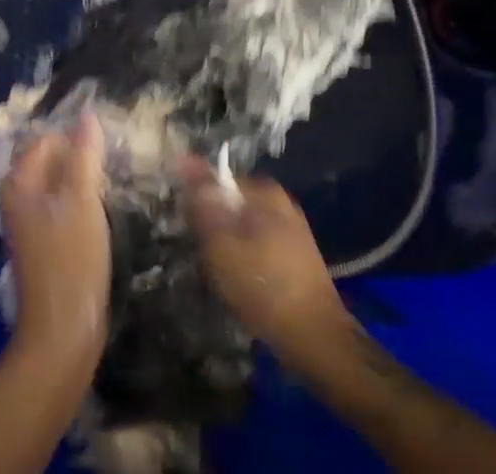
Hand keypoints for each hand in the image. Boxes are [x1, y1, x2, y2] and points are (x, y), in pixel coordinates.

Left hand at [0, 113, 110, 356]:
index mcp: (17, 182)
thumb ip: (84, 155)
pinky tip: (101, 211)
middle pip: (48, 161)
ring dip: (81, 181)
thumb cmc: (71, 259)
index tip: (110, 145)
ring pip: (56, 186)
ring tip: (112, 183)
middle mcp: (15, 197)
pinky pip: (60, 208)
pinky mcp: (42, 243)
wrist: (62, 329)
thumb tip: (87, 113)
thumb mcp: (82, 200)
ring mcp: (27, 222)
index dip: (76, 137)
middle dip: (78, 157)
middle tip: (114, 164)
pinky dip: (79, 204)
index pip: (45, 139)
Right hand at [178, 158, 348, 354]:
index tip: (182, 220)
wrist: (313, 335)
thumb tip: (184, 159)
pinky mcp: (295, 254)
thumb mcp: (219, 241)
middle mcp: (281, 203)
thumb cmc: (261, 285)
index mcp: (265, 193)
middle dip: (210, 221)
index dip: (194, 197)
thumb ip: (201, 201)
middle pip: (229, 202)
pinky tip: (238, 277)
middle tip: (199, 249)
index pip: (215, 178)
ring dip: (224, 239)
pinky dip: (242, 253)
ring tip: (217, 268)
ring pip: (241, 223)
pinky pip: (255, 241)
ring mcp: (291, 228)